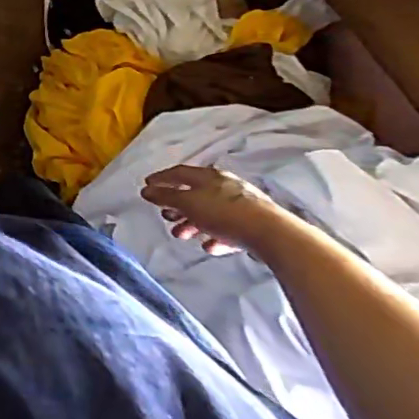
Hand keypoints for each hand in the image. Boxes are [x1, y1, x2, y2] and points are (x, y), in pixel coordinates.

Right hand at [141, 165, 291, 256]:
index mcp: (209, 177)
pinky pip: (227, 228)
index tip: (147, 186)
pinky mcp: (253, 224)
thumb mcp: (186, 203)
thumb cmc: (223, 212)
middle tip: (165, 216)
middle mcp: (225, 187)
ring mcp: (241, 205)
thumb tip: (147, 191)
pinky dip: (214, 235)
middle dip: (176, 206)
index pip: (179, 173)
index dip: (161, 178)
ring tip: (182, 235)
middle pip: (194, 194)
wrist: (272, 234)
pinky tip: (209, 246)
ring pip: (209, 212)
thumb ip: (164, 197)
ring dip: (192, 223)